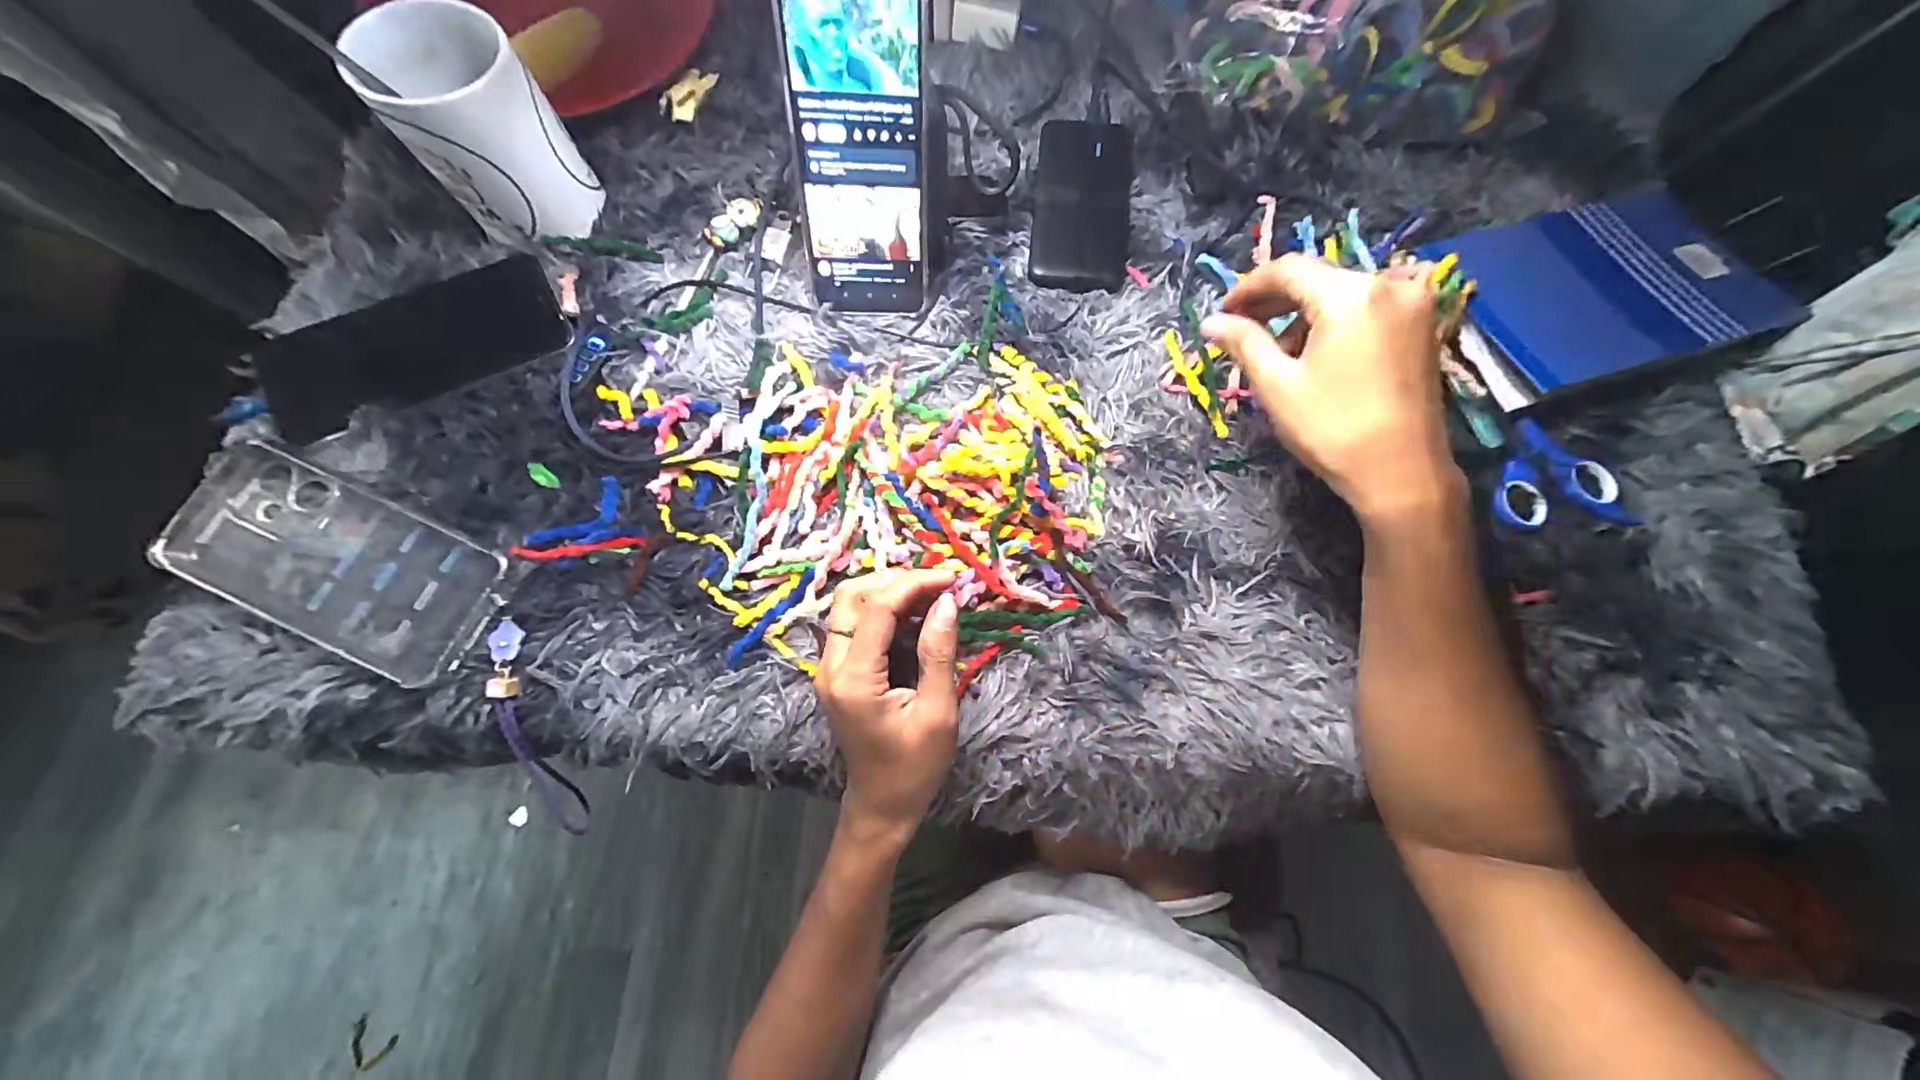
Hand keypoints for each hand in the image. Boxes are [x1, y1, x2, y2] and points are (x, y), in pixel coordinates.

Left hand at [816, 569, 960, 837]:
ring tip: (930, 593)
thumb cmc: (914, 768)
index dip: (915, 583)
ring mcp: (827, 668)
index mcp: (854, 679)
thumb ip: (938, 654)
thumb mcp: (937, 713)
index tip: (952, 577)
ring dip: (888, 590)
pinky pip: (852, 624)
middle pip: (852, 595)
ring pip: (848, 605)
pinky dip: (882, 608)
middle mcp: (830, 667)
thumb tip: (948, 601)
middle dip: (896, 580)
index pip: (877, 608)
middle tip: (939, 584)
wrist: (880, 805)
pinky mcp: (835, 671)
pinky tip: (913, 613)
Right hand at [1203, 254, 1464, 524]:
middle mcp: (1389, 284)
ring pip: (1341, 293)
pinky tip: (1314, 351)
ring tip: (1277, 352)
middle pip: (1318, 278)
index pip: (1289, 270)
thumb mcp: (1277, 384)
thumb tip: (1211, 322)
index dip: (1248, 288)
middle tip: (1240, 329)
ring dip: (1303, 315)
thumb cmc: (1331, 428)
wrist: (1400, 471)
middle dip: (1275, 302)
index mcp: (1351, 294)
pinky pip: (1366, 307)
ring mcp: (1412, 303)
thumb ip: (1244, 343)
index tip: (1222, 313)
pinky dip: (1334, 321)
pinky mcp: (1421, 325)